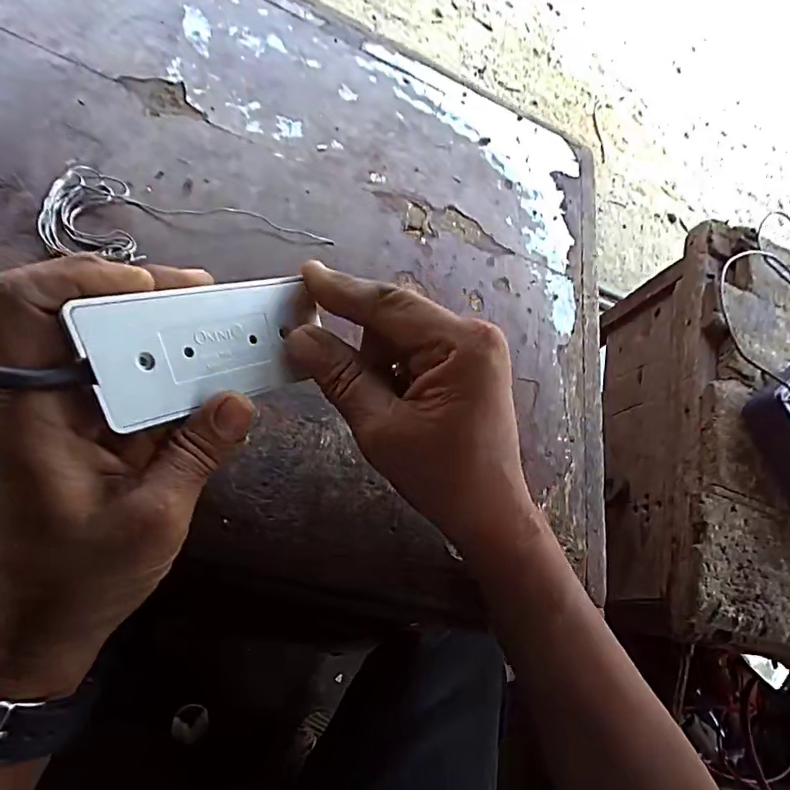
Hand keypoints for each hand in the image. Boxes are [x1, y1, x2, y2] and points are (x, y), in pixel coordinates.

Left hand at [0, 255, 255, 699]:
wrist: (55, 621)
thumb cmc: (87, 576)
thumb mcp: (154, 517)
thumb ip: (196, 454)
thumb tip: (240, 399)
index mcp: (34, 414)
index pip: (25, 308)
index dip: (79, 278)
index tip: (149, 289)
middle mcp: (46, 401)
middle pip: (74, 315)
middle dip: (139, 297)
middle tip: (204, 297)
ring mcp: (74, 417)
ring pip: (109, 348)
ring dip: (163, 333)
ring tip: (219, 327)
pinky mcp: (100, 435)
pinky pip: (134, 388)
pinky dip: (174, 376)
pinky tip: (215, 376)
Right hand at [285, 261, 541, 559]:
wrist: (488, 513)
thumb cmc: (444, 478)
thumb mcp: (381, 427)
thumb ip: (340, 376)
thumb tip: (301, 337)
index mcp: (462, 345)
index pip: (390, 305)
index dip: (342, 292)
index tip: (306, 276)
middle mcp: (475, 338)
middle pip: (396, 322)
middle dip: (363, 349)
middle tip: (334, 375)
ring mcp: (476, 353)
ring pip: (403, 341)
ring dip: (379, 368)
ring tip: (384, 414)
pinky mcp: (470, 370)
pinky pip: (419, 356)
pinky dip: (396, 376)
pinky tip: (396, 408)